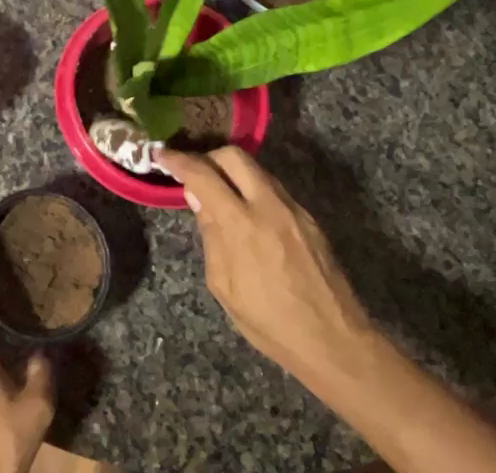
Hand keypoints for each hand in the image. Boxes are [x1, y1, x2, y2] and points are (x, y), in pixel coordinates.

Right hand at [155, 147, 378, 381]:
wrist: (333, 340)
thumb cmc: (269, 322)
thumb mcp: (223, 285)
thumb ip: (211, 235)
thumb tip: (198, 198)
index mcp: (242, 224)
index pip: (203, 175)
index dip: (178, 160)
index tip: (162, 155)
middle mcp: (270, 206)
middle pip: (234, 156)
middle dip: (208, 156)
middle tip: (193, 172)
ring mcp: (294, 209)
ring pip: (257, 170)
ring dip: (233, 172)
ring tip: (219, 193)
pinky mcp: (310, 219)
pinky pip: (274, 190)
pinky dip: (254, 190)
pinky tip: (248, 214)